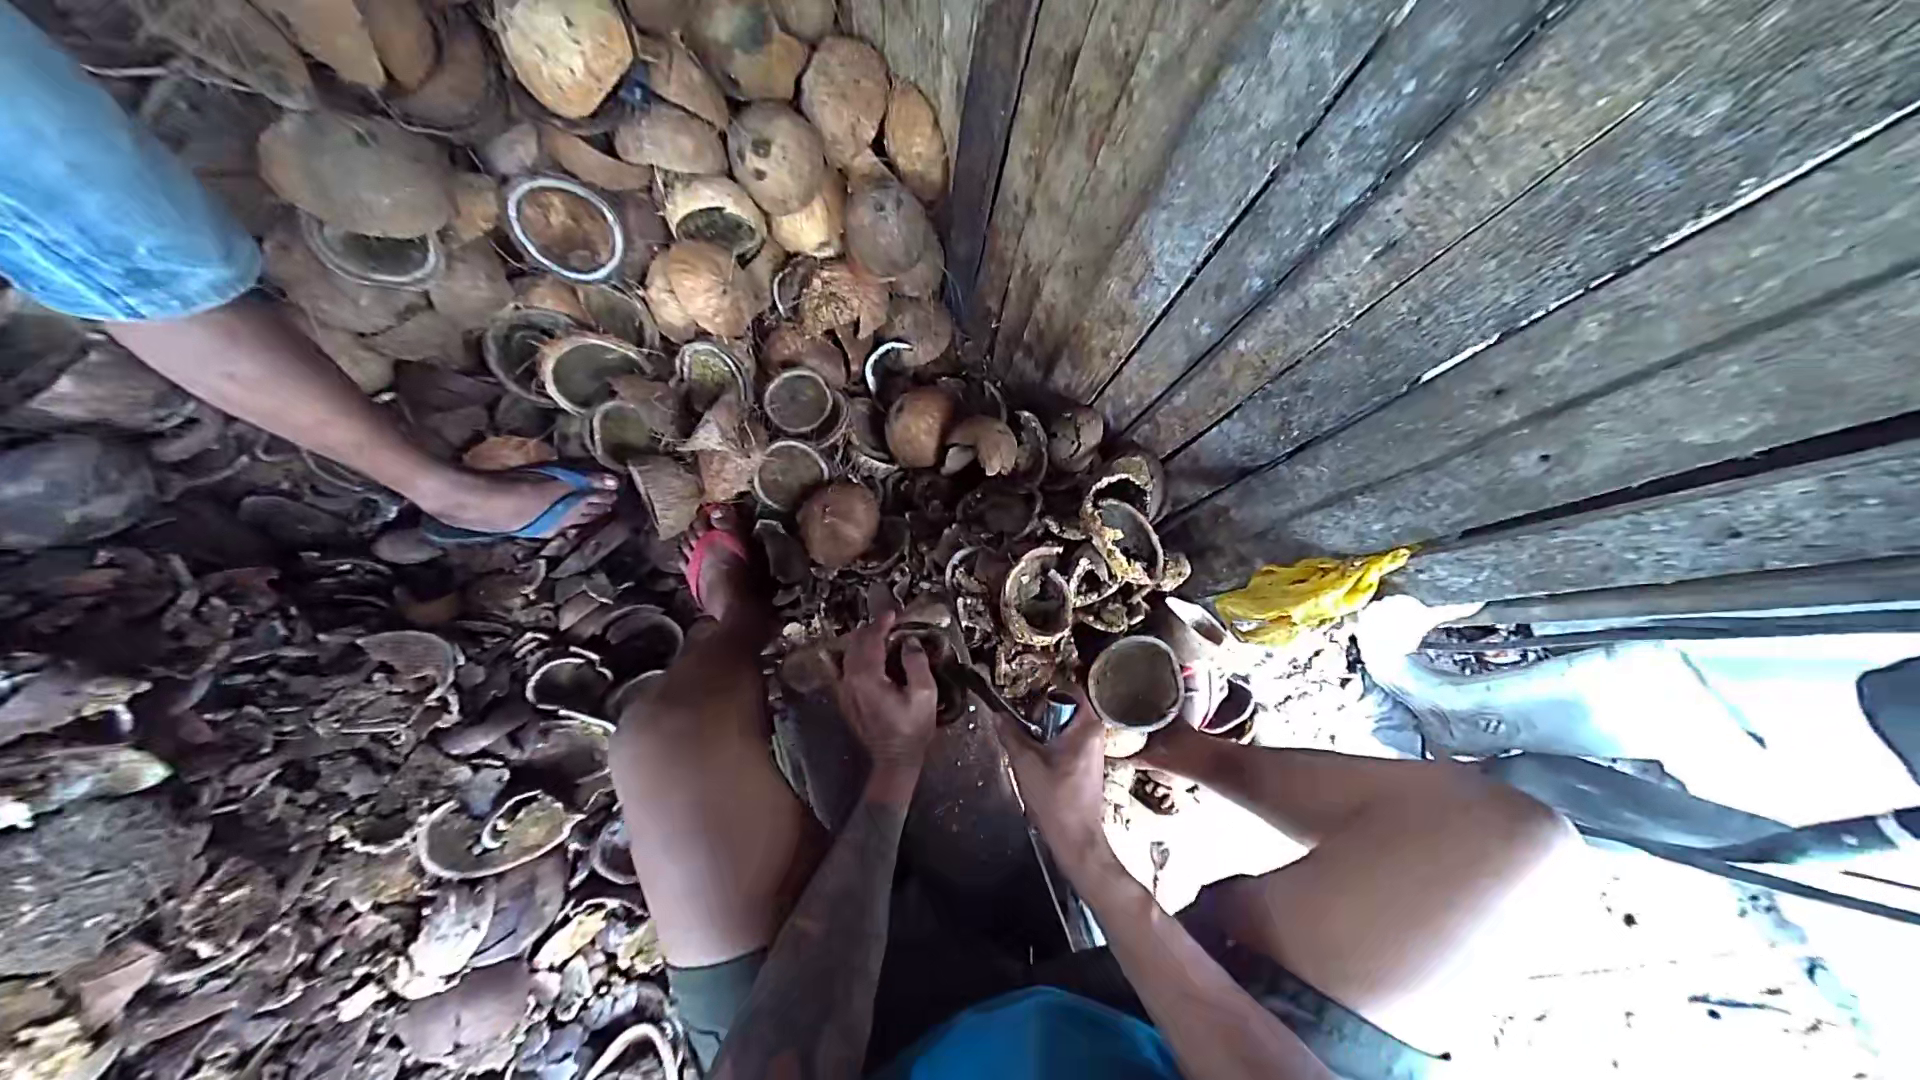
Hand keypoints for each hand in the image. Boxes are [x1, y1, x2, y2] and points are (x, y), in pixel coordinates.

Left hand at [835, 610, 938, 773]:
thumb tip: (908, 642)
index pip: (871, 641)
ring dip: (862, 641)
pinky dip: (856, 656)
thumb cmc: (912, 729)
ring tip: (879, 634)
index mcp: (867, 678)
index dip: (881, 624)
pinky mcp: (846, 700)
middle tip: (888, 622)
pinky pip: (846, 669)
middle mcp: (850, 681)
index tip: (893, 613)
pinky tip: (868, 655)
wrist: (894, 760)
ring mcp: (844, 691)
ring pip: (848, 655)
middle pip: (856, 645)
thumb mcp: (924, 695)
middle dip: (871, 630)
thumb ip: (916, 663)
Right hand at [995, 687, 1113, 876]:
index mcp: (1088, 727)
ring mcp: (1093, 749)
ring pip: (1066, 724)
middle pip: (1067, 706)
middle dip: (1043, 712)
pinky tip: (1037, 758)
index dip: (1048, 690)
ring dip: (1046, 729)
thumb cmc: (1056, 800)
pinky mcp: (1087, 763)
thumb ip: (1010, 733)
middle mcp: (1096, 733)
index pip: (1072, 689)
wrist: (1076, 838)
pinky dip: (1052, 742)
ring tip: (1028, 742)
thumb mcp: (1025, 762)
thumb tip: (997, 714)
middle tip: (1026, 724)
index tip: (1029, 699)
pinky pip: (1068, 740)